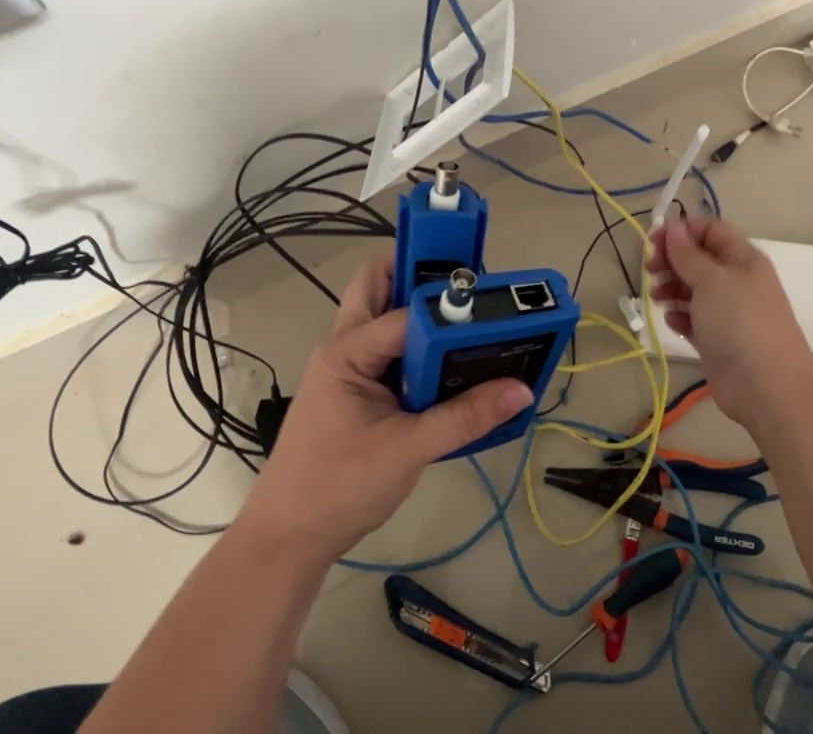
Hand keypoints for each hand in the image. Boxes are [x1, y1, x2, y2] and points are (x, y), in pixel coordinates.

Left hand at [237, 255, 533, 562]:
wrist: (291, 536)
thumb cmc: (338, 487)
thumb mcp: (407, 449)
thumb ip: (465, 417)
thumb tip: (521, 390)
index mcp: (347, 352)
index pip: (407, 311)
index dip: (449, 305)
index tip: (495, 300)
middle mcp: (345, 348)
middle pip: (379, 287)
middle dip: (420, 275)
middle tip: (473, 289)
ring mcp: (350, 370)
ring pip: (386, 318)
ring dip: (423, 313)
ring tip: (475, 323)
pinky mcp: (360, 393)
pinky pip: (393, 353)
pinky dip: (422, 348)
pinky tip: (456, 366)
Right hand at [647, 216, 812, 421]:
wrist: (766, 386)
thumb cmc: (740, 322)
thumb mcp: (712, 280)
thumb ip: (688, 254)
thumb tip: (675, 227)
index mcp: (742, 258)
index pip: (710, 230)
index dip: (682, 231)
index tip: (654, 241)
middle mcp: (735, 280)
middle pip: (697, 259)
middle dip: (672, 260)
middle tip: (651, 270)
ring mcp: (726, 311)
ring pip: (692, 289)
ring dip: (671, 288)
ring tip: (658, 297)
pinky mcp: (715, 338)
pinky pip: (692, 318)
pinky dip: (679, 316)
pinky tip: (673, 321)